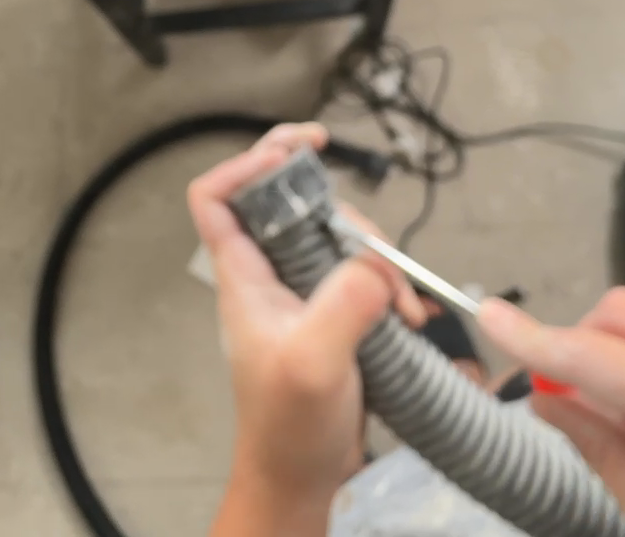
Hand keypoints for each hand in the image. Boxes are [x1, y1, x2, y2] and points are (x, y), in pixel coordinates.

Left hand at [187, 123, 424, 529]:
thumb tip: (372, 264)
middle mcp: (268, 270)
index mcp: (243, 273)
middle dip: (330, 198)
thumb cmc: (289, 425)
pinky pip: (360, 267)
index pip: (216, 198)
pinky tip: (408, 312)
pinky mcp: (332, 304)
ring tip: (401, 300)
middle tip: (366, 220)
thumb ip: (341, 308)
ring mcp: (301, 286)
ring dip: (374, 251)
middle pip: (288, 200)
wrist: (304, 474)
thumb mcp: (312, 364)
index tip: (292, 150)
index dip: (244, 164)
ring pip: (333, 231)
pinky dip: (388, 279)